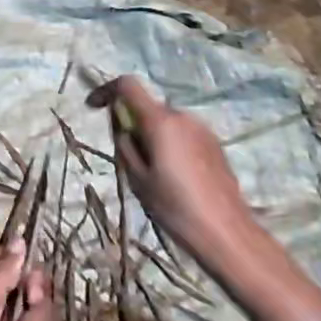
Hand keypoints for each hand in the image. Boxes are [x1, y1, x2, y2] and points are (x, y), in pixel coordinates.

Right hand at [88, 76, 250, 249]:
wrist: (227, 234)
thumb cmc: (175, 208)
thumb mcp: (137, 179)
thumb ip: (125, 145)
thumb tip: (123, 129)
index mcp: (161, 122)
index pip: (128, 85)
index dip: (106, 90)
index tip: (93, 107)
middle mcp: (183, 117)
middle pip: (148, 107)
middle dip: (132, 122)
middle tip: (127, 157)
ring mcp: (203, 129)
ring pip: (166, 122)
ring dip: (152, 135)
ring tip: (152, 172)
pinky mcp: (215, 145)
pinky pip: (183, 134)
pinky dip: (170, 144)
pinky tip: (174, 176)